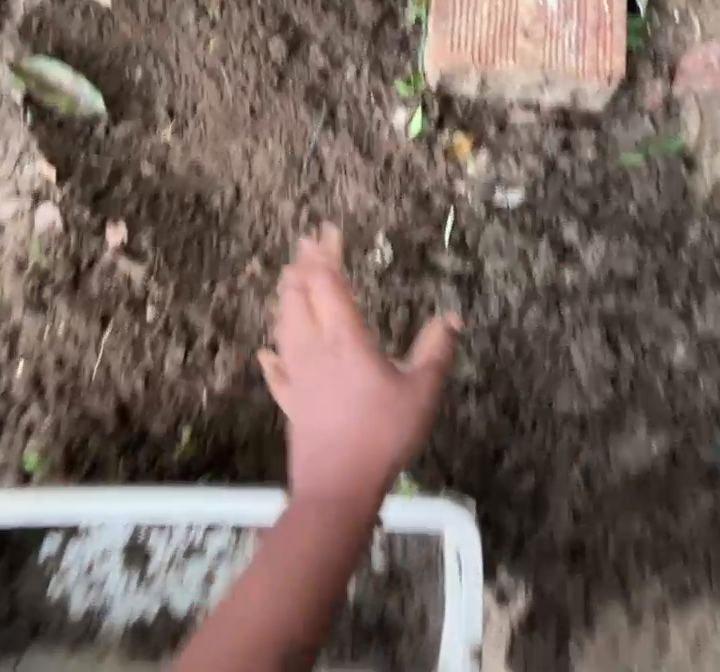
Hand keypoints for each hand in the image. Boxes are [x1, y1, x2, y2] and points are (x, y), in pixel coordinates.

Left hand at [258, 224, 459, 505]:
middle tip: (306, 242)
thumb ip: (437, 349)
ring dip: (286, 296)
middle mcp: (314, 349)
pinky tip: (267, 351)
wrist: (338, 488)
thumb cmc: (383, 434)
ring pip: (283, 325)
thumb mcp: (423, 389)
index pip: (329, 283)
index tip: (329, 230)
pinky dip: (272, 352)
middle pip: (299, 297)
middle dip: (302, 266)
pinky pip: (276, 370)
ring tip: (289, 279)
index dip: (327, 254)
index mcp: (345, 339)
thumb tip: (451, 317)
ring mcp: (297, 376)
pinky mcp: (290, 402)